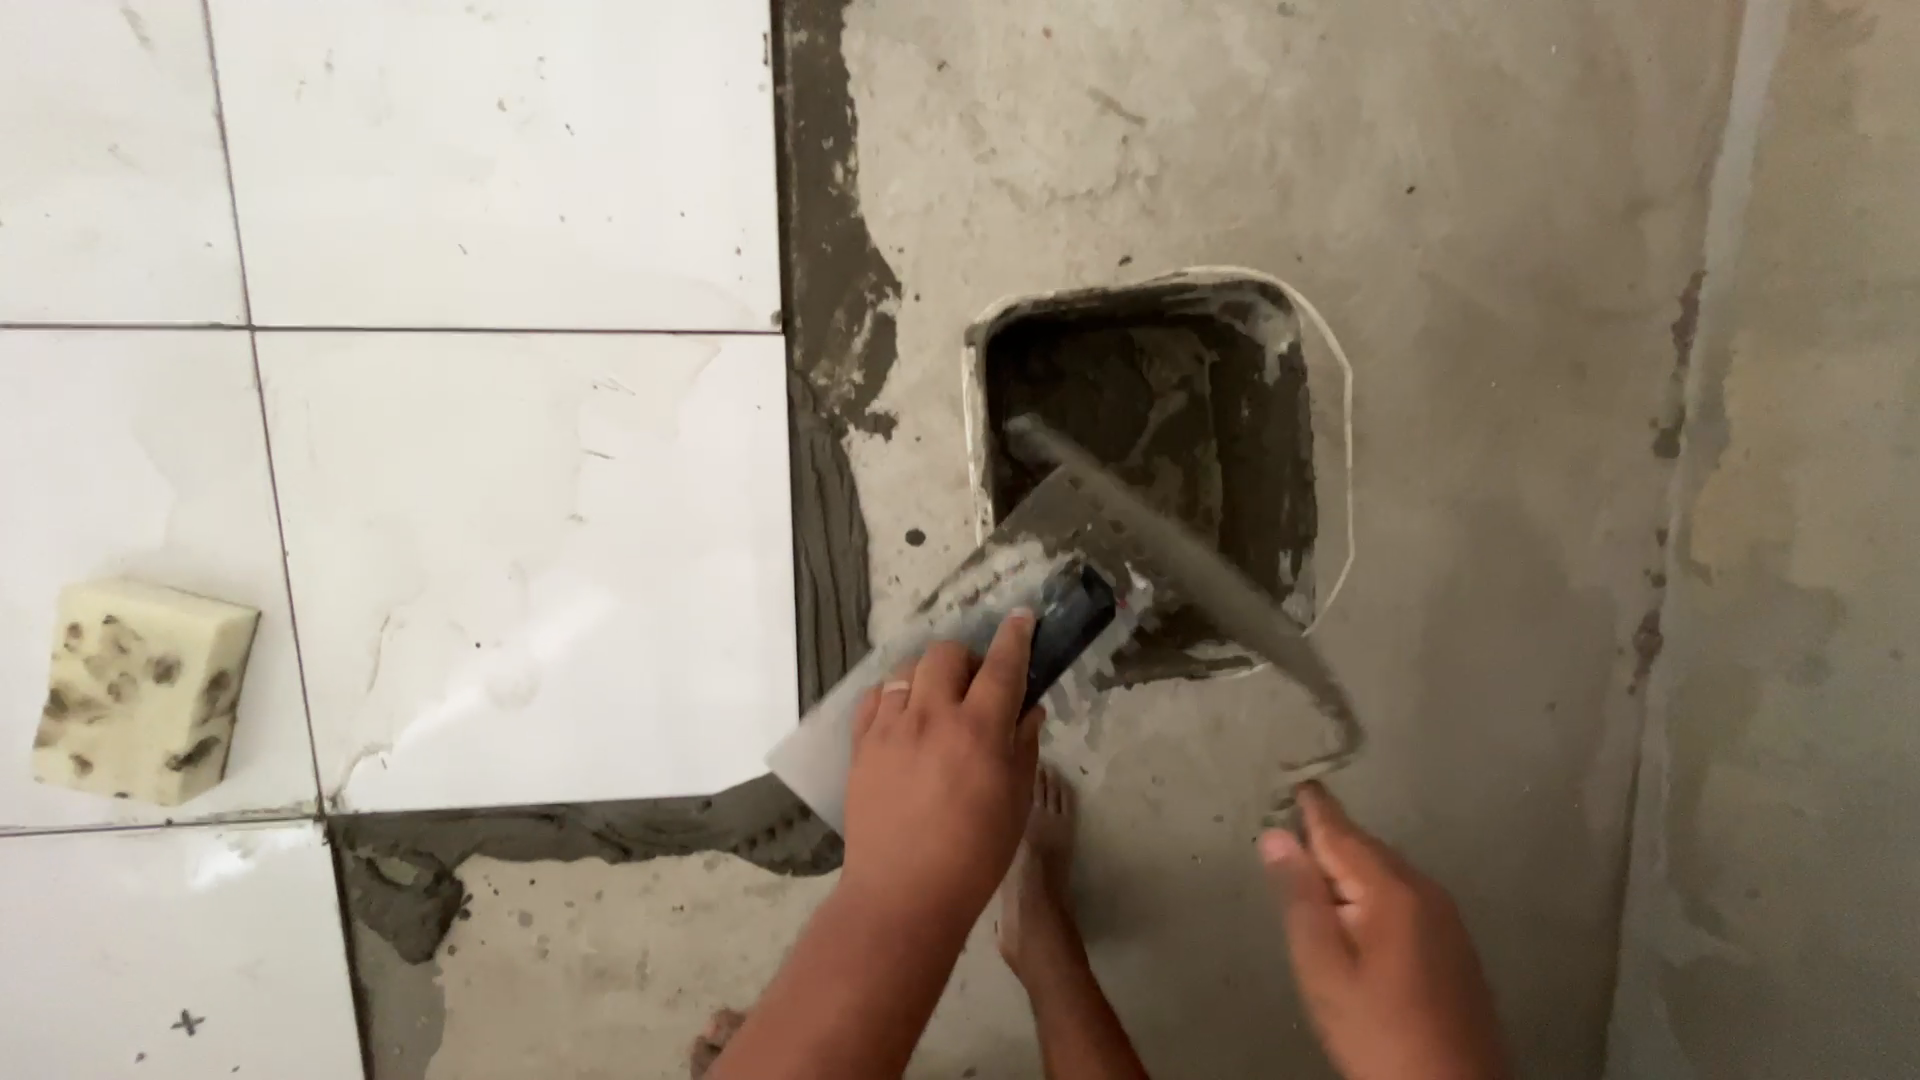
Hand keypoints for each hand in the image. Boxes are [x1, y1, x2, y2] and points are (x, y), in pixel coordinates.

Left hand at [840, 611, 1044, 926]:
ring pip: (907, 670)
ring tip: (936, 702)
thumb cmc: (974, 856)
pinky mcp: (861, 745)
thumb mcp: (1015, 802)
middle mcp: (932, 717)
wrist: (902, 894)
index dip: (1015, 636)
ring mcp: (890, 728)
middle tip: (974, 686)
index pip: (1002, 666)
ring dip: (929, 675)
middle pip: (946, 654)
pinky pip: (875, 698)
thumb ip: (1023, 745)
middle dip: (966, 658)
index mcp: (978, 731)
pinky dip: (893, 697)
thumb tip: (1028, 708)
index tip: (1020, 617)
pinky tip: (903, 717)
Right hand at [1260, 783, 1508, 1079]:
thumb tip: (1276, 834)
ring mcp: (1447, 918)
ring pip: (1384, 870)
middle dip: (1325, 837)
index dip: (1312, 804)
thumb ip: (1299, 894)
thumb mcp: (1322, 965)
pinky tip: (1354, 913)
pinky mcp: (1455, 945)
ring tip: (1310, 873)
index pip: (1339, 829)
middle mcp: (1425, 890)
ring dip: (1347, 865)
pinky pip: (1403, 894)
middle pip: (1363, 847)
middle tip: (1285, 833)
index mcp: (1390, 889)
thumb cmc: (1377, 1031)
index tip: (1291, 775)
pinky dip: (1371, 888)